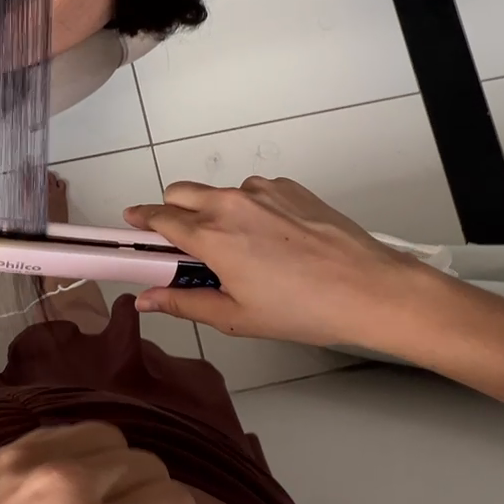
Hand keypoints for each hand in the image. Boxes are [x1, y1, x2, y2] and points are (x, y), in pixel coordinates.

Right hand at [125, 177, 447, 348]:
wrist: (371, 289)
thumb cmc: (305, 309)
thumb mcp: (237, 316)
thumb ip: (184, 303)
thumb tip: (146, 300)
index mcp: (212, 236)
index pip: (158, 217)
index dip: (140, 221)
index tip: (133, 226)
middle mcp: (231, 204)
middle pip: (180, 191)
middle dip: (173, 210)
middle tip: (185, 243)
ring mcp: (261, 190)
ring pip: (218, 191)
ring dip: (216, 210)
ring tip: (242, 247)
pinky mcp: (288, 187)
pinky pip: (254, 190)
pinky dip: (251, 207)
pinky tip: (273, 238)